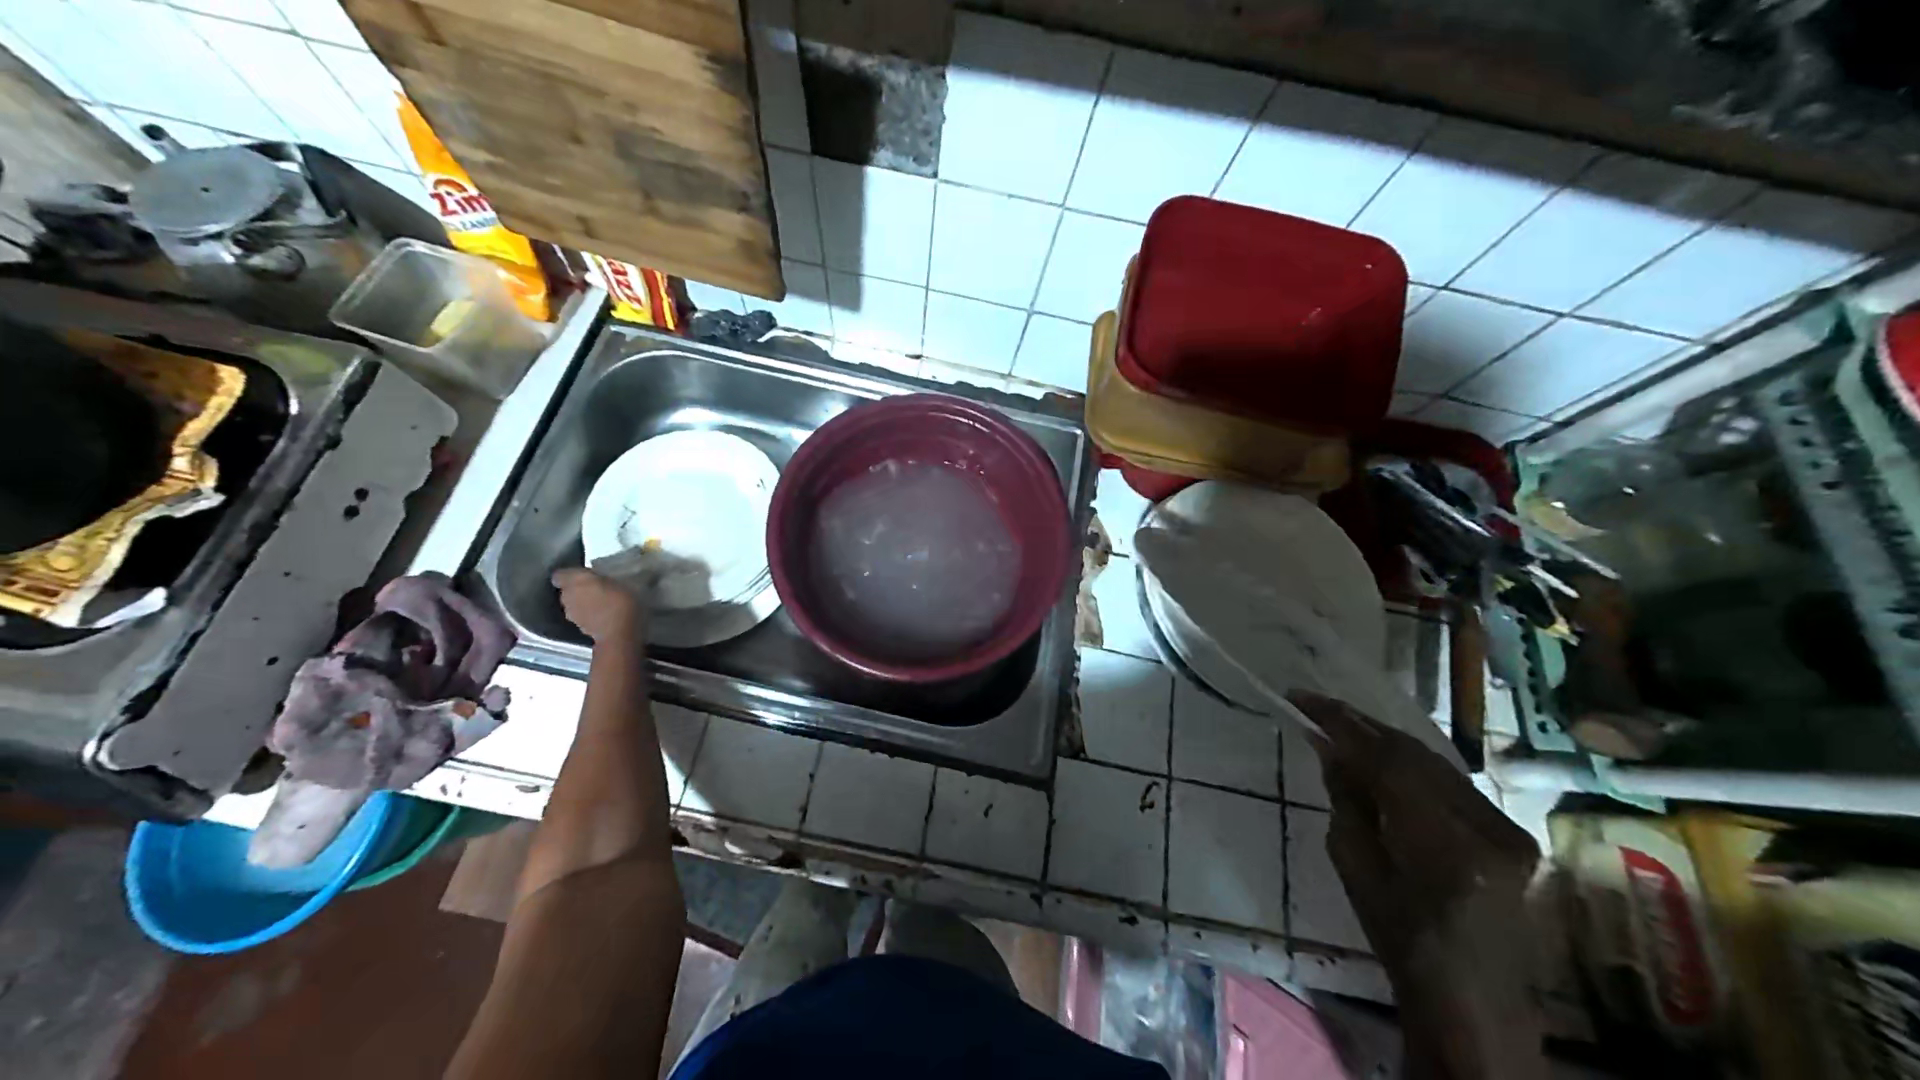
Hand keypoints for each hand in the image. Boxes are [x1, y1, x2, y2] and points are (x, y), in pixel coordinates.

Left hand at [552, 568, 642, 645]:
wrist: (618, 633)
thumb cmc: (619, 601)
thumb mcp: (617, 581)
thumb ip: (602, 579)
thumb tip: (600, 579)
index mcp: (573, 580)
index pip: (560, 575)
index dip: (570, 575)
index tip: (583, 575)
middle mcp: (566, 596)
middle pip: (567, 590)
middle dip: (578, 589)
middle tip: (596, 589)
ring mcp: (571, 614)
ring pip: (574, 604)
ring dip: (583, 603)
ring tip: (601, 604)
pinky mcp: (579, 628)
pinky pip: (582, 616)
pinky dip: (589, 615)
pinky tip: (603, 616)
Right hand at [1290, 691, 1544, 1079]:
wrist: (1472, 993)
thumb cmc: (1398, 936)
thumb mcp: (1353, 866)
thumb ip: (1346, 798)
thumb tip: (1328, 745)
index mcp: (1443, 844)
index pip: (1387, 760)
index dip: (1342, 723)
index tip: (1302, 699)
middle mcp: (1486, 826)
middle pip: (1414, 753)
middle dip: (1361, 725)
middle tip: (1317, 706)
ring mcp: (1507, 826)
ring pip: (1435, 760)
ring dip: (1385, 741)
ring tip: (1342, 725)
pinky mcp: (1512, 828)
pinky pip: (1451, 779)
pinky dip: (1412, 763)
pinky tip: (1382, 754)